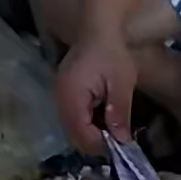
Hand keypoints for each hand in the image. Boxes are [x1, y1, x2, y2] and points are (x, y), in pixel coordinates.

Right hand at [54, 32, 136, 153]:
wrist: (99, 32)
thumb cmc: (112, 55)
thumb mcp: (121, 85)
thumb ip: (119, 113)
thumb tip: (122, 140)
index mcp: (71, 95)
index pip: (81, 132)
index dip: (101, 144)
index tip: (121, 147)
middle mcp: (59, 98)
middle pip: (74, 134)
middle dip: (97, 143)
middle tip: (120, 144)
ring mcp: (59, 96)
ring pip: (73, 129)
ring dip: (93, 135)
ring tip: (115, 134)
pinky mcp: (64, 95)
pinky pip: (74, 119)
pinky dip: (90, 126)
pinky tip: (106, 123)